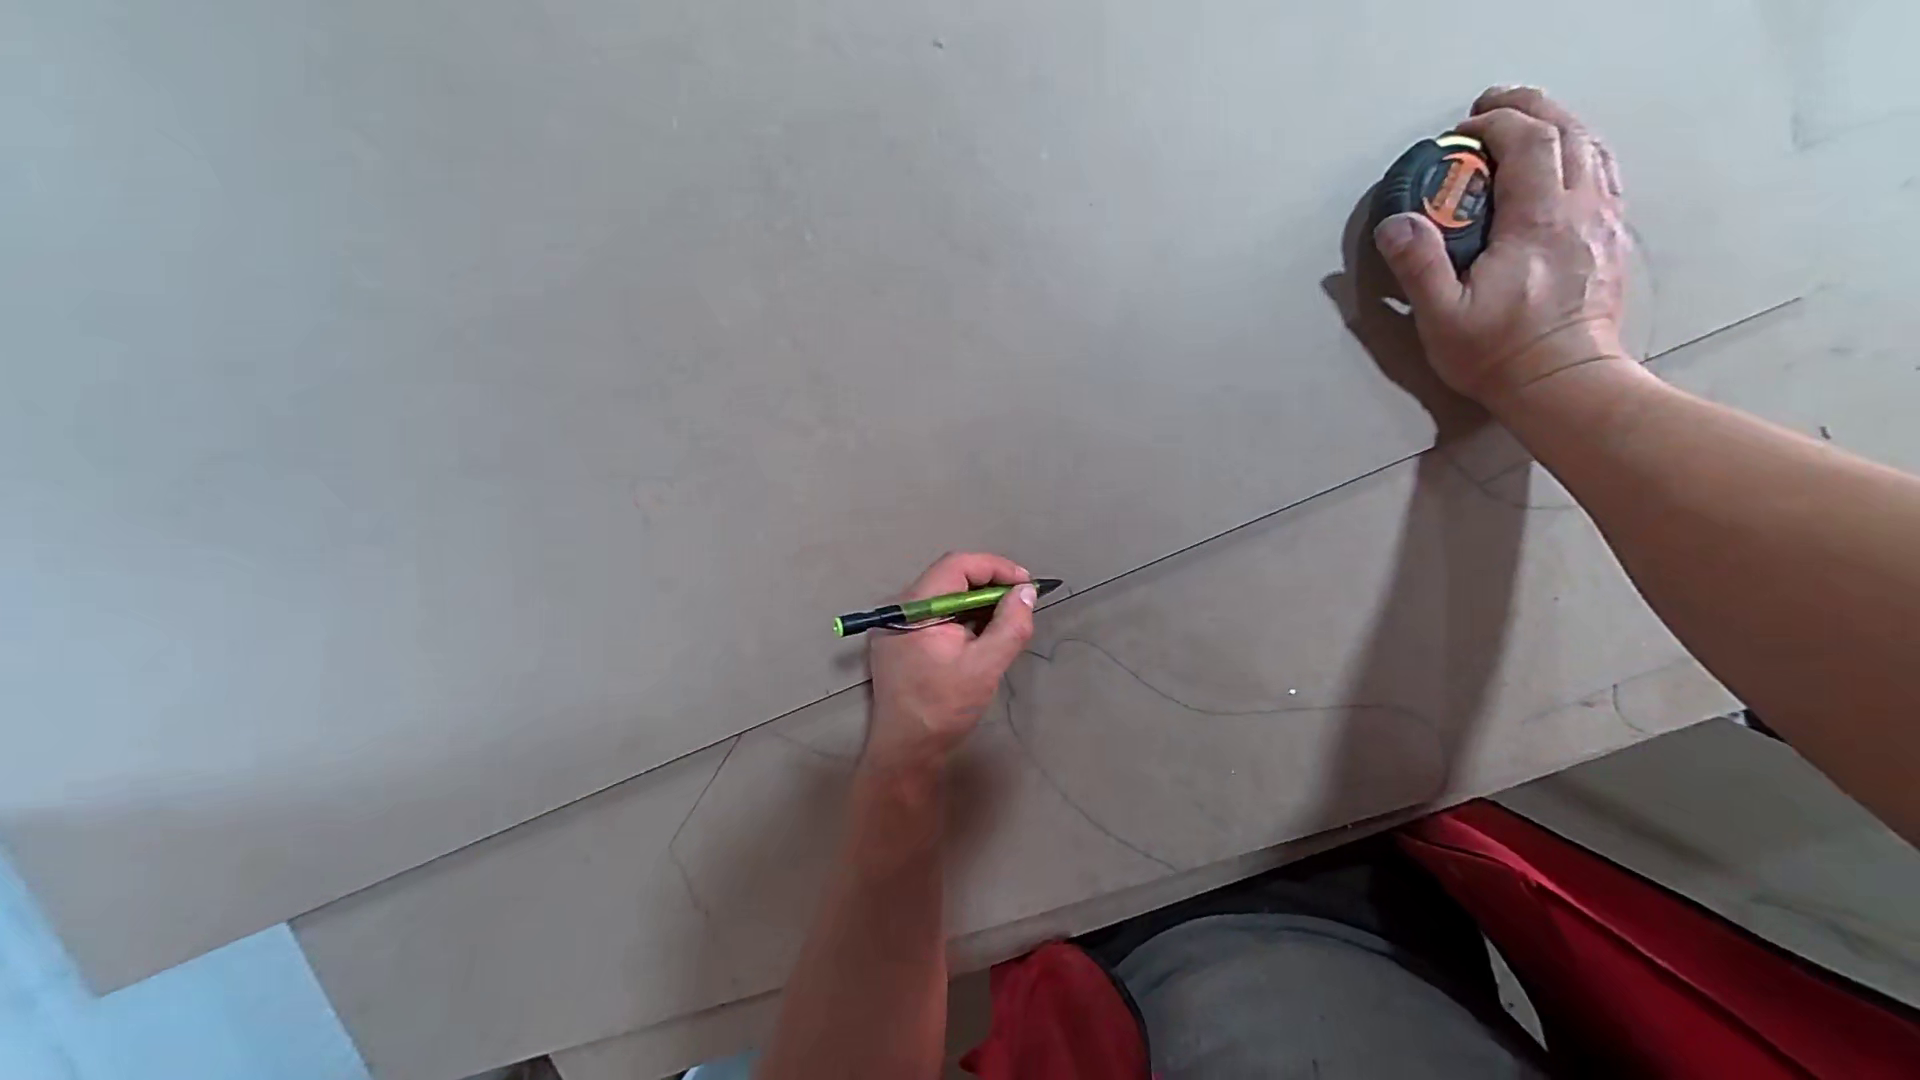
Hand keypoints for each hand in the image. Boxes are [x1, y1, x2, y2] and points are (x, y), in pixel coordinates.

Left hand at [865, 552, 1035, 770]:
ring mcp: (898, 625)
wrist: (905, 751)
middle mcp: (901, 608)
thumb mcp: (985, 666)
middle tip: (1021, 601)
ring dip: (978, 602)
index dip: (995, 568)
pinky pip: (937, 614)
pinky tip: (984, 634)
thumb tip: (1027, 591)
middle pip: (950, 577)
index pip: (957, 566)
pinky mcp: (902, 640)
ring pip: (946, 595)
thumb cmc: (943, 708)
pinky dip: (964, 617)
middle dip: (990, 584)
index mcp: (914, 607)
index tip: (1026, 585)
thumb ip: (1010, 625)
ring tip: (1007, 618)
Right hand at [1373, 86, 1633, 409]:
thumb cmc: (1497, 353)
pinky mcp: (1610, 240)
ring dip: (1558, 125)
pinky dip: (1579, 153)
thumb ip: (1418, 266)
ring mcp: (1603, 222)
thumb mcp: (1441, 316)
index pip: (1529, 143)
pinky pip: (1602, 175)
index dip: (1495, 123)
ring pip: (1592, 148)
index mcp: (1538, 222)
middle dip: (1530, 108)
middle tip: (1492, 107)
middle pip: (1568, 132)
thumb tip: (1395, 223)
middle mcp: (1580, 210)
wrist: (1563, 380)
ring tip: (1524, 125)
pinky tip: (1558, 164)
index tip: (1460, 130)